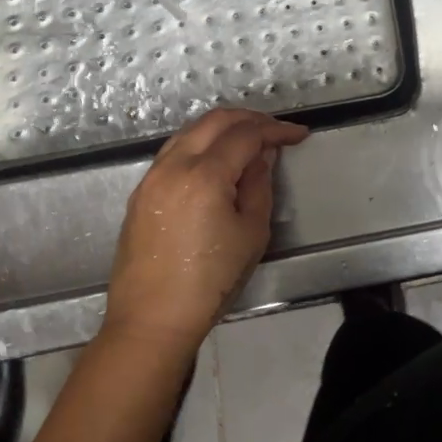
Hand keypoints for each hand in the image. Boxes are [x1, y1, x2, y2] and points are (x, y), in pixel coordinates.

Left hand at [104, 108, 308, 345]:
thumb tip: (261, 156)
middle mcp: (174, 166)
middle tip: (275, 130)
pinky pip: (175, 151)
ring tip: (249, 140)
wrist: (151, 322)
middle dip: (250, 119)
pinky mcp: (141, 193)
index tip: (299, 135)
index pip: (246, 134)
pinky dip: (201, 143)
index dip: (276, 129)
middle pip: (215, 120)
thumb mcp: (252, 232)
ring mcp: (152, 178)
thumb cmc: (210, 282)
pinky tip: (217, 160)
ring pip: (190, 131)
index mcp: (205, 175)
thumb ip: (259, 185)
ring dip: (222, 127)